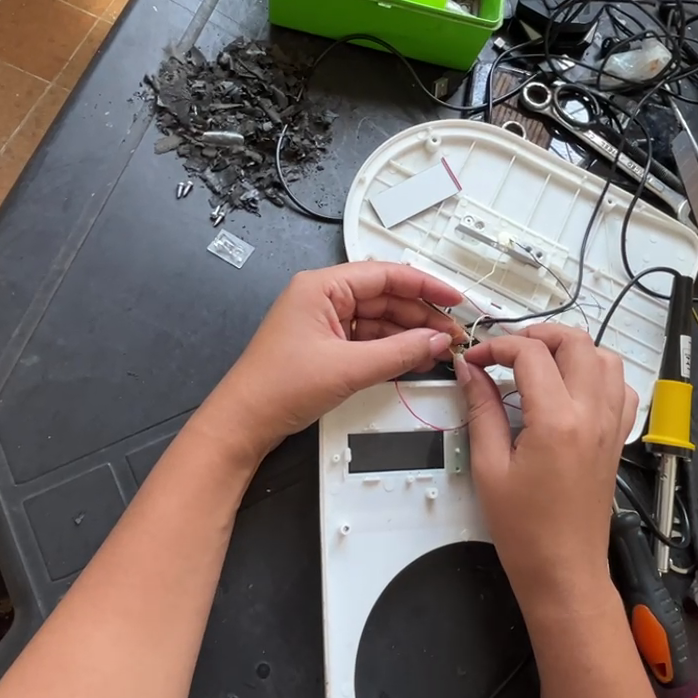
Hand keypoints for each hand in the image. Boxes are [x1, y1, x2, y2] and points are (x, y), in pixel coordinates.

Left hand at [196, 262, 466, 463]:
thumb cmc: (276, 387)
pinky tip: (416, 358)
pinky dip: (394, 349)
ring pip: (381, 320)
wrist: (244, 423)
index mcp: (321, 287)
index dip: (425, 285)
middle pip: (386, 297)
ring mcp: (325, 322)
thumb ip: (399, 352)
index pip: (386, 274)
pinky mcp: (327, 345)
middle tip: (453, 332)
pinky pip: (370, 339)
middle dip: (422, 315)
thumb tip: (436, 340)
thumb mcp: (348, 368)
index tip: (453, 298)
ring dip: (411, 334)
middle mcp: (324, 298)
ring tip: (441, 348)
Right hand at [455, 324, 638, 614]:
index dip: (496, 347)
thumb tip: (470, 371)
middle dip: (536, 335)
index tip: (474, 360)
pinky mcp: (618, 439)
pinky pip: (622, 389)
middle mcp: (592, 415)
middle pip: (575, 341)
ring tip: (538, 362)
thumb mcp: (489, 466)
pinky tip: (572, 388)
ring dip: (571, 349)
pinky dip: (599, 374)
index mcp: (557, 421)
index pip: (530, 354)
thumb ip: (481, 409)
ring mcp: (612, 425)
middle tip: (505, 351)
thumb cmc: (523, 529)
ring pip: (605, 357)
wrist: (563, 570)